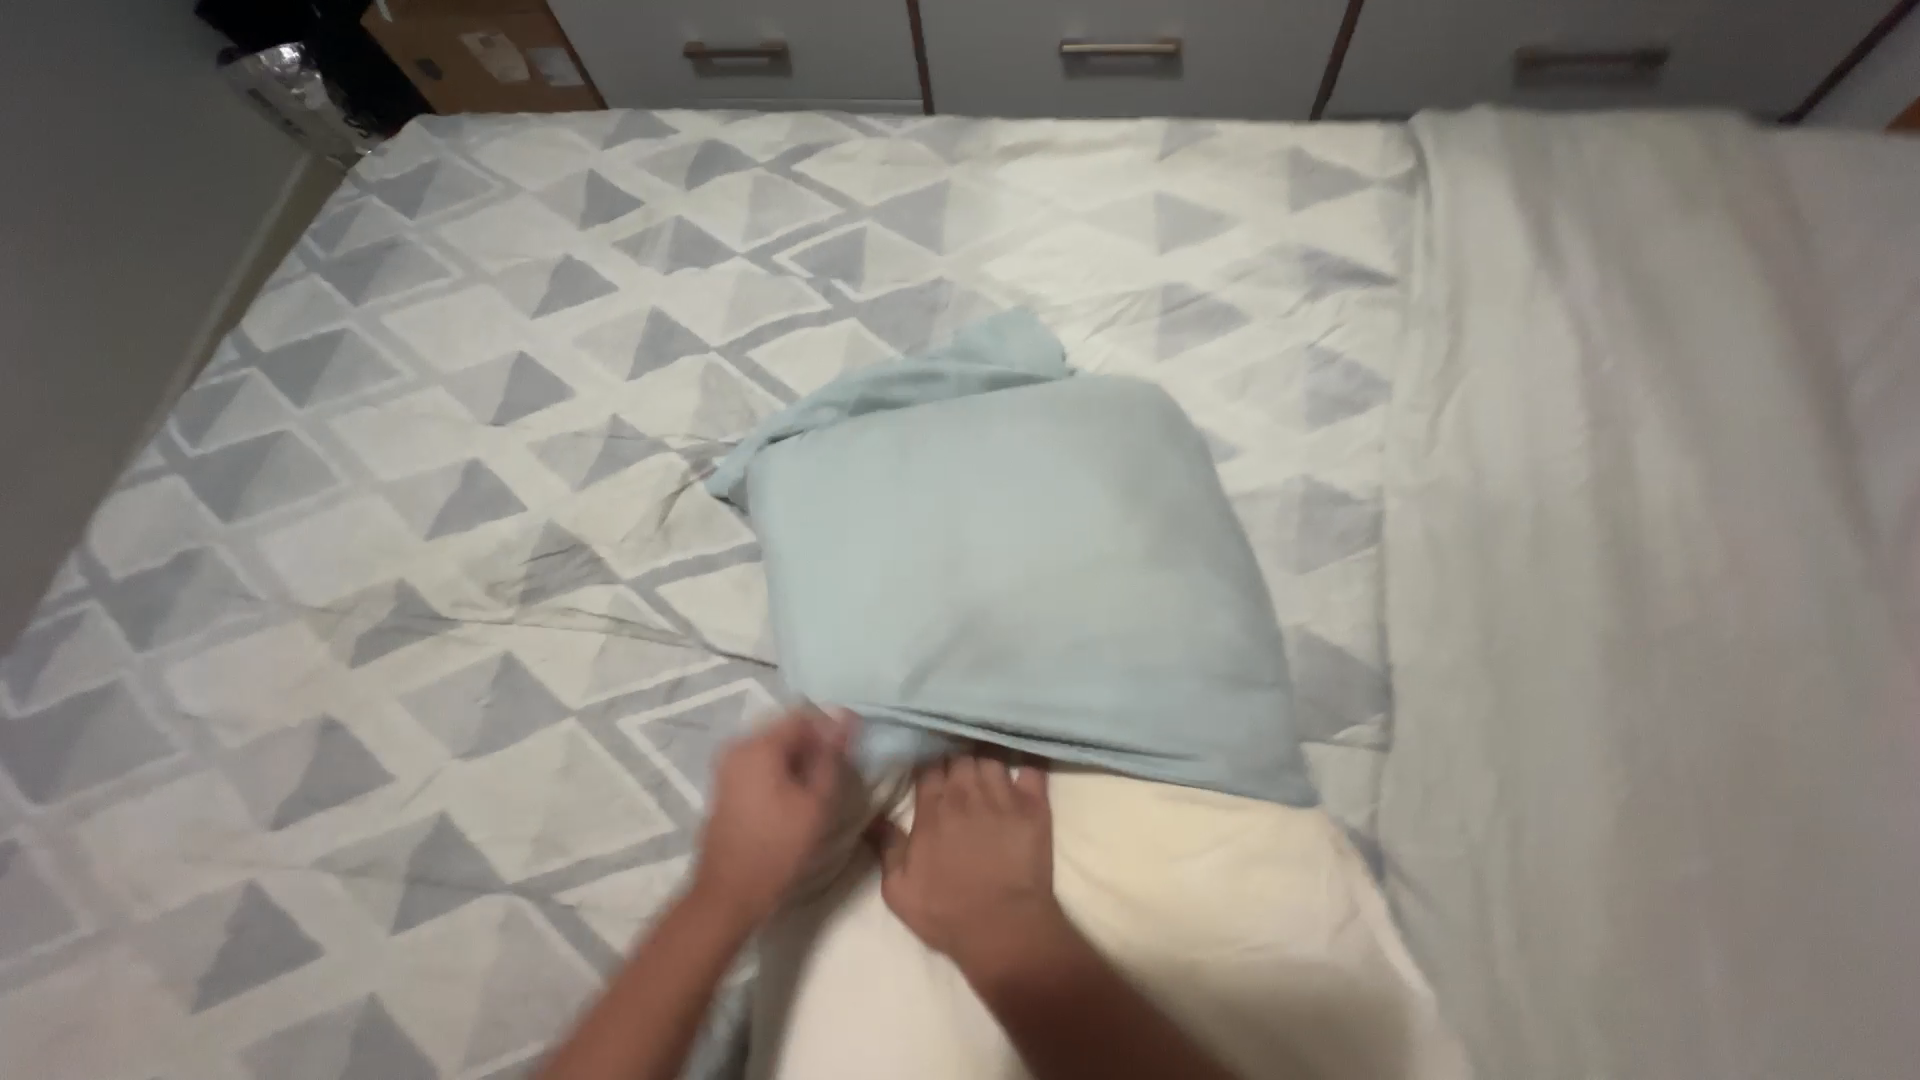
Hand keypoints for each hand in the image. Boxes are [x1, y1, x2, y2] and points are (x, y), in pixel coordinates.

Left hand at [691, 706, 855, 929]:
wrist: (729, 894)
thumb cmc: (778, 848)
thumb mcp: (816, 801)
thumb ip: (832, 755)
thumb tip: (845, 718)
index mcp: (759, 745)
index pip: (805, 716)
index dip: (832, 728)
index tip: (852, 750)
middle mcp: (738, 746)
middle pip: (787, 730)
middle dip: (815, 746)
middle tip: (838, 773)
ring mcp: (727, 766)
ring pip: (774, 748)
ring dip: (799, 760)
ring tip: (819, 787)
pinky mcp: (724, 784)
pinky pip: (760, 763)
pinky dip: (781, 771)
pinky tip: (795, 797)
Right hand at [868, 755, 1075, 983]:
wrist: (1003, 928)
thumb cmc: (947, 914)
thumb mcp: (899, 890)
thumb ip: (886, 847)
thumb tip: (872, 817)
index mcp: (933, 811)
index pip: (929, 768)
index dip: (931, 766)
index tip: (932, 771)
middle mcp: (966, 795)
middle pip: (960, 758)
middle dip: (957, 759)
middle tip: (959, 771)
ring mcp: (1002, 797)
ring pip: (991, 759)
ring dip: (986, 762)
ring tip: (987, 771)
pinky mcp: (1034, 806)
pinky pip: (1032, 770)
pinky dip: (1026, 765)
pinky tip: (1022, 768)